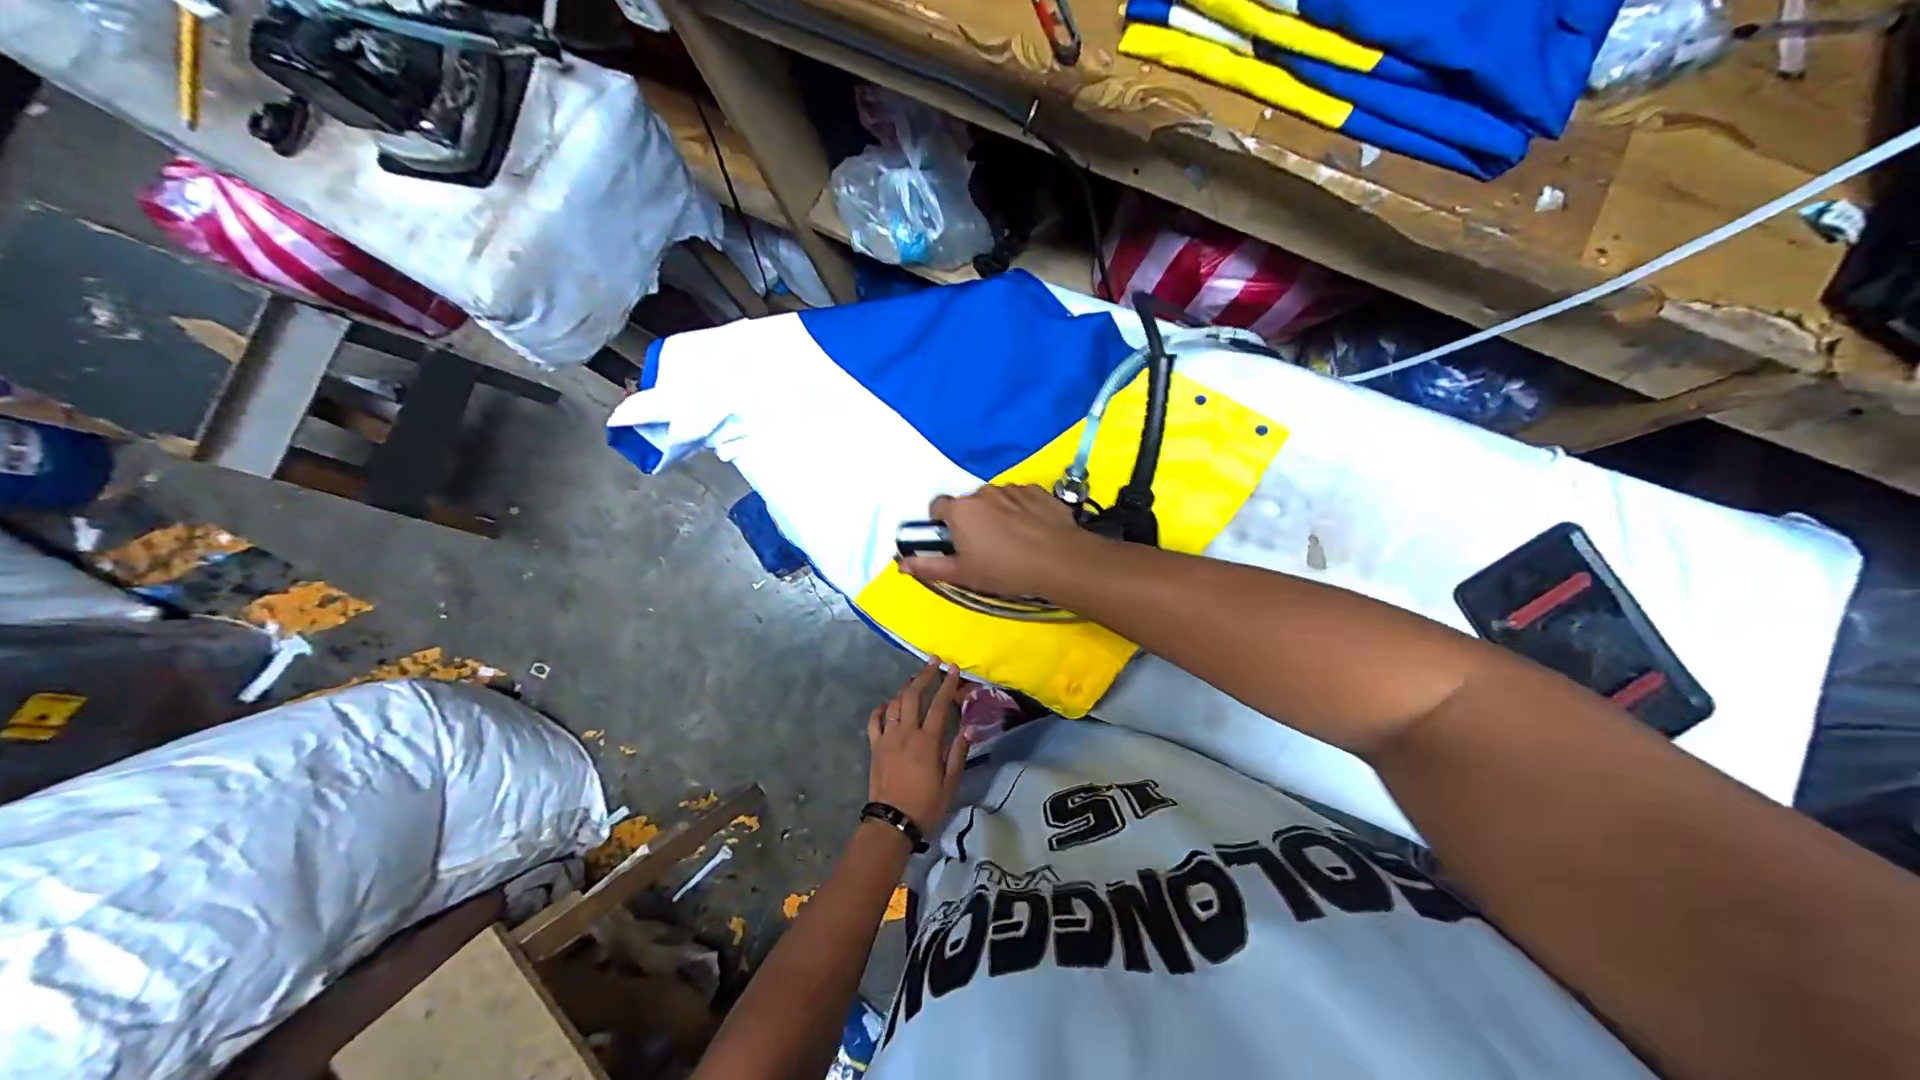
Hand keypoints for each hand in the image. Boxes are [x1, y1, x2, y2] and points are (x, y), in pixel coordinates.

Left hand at [867, 659, 969, 834]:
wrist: (892, 822)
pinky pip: (875, 720)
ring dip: (905, 687)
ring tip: (915, 678)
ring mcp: (887, 738)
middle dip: (924, 675)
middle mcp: (906, 733)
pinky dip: (882, 708)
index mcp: (927, 741)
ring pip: (895, 704)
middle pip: (914, 695)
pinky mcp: (874, 747)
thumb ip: (958, 752)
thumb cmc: (926, 804)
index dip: (947, 684)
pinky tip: (889, 703)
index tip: (954, 669)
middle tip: (934, 662)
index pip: (940, 704)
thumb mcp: (951, 782)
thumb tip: (969, 727)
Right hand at [898, 484, 1091, 598]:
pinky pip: (1022, 498)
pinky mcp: (1038, 491)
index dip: (942, 524)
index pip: (938, 507)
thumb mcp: (963, 574)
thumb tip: (902, 563)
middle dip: (973, 520)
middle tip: (985, 547)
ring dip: (998, 514)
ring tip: (1013, 540)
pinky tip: (1033, 531)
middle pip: (969, 504)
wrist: (1058, 560)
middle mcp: (983, 492)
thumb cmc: (1005, 570)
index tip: (953, 541)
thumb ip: (929, 566)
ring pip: (997, 500)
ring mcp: (1013, 489)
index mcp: (960, 510)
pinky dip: (1023, 510)